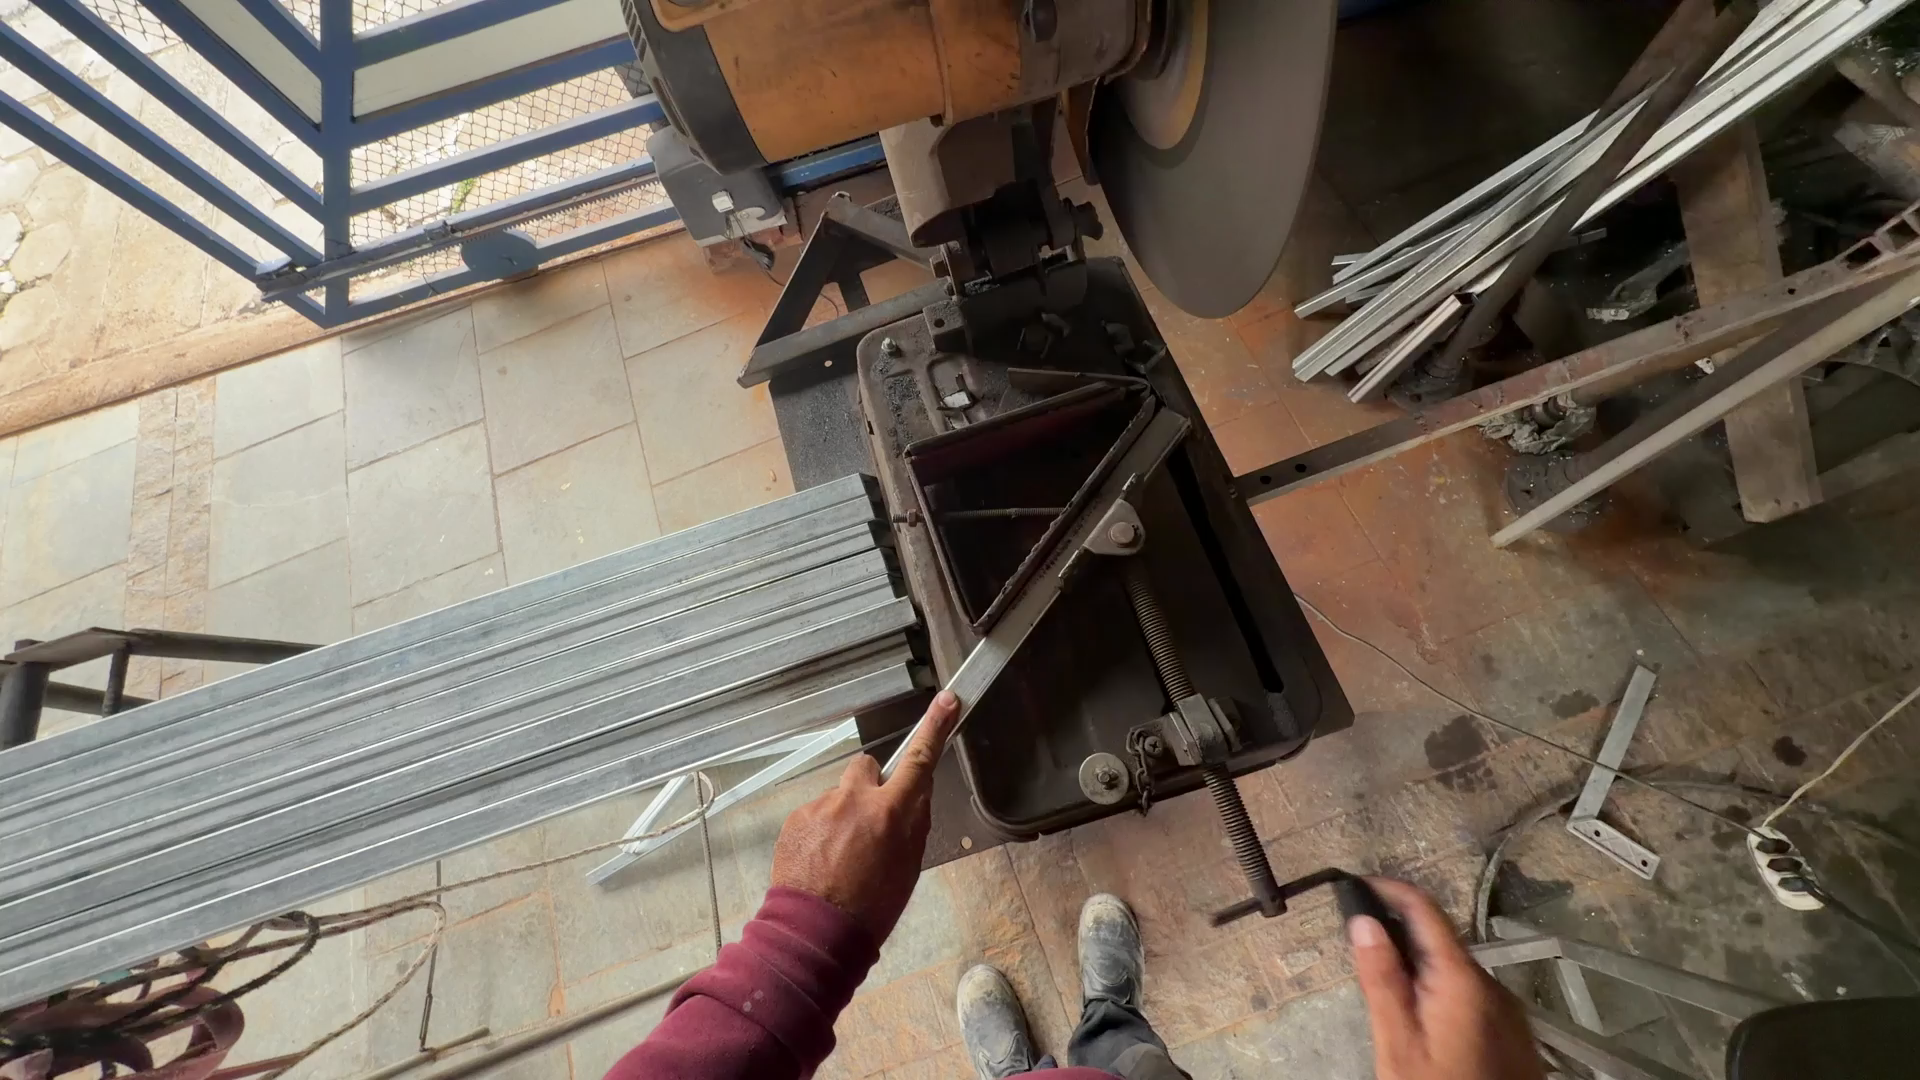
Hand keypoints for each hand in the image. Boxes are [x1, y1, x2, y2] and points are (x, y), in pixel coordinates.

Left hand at [770, 691, 962, 939]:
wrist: (813, 936)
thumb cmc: (872, 908)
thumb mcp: (909, 865)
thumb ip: (913, 822)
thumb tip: (915, 792)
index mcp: (890, 812)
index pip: (919, 759)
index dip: (934, 727)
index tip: (946, 700)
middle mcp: (854, 799)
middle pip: (866, 767)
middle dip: (870, 786)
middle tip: (868, 823)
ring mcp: (821, 806)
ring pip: (839, 794)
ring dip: (842, 814)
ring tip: (839, 856)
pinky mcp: (796, 818)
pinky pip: (816, 812)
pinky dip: (820, 829)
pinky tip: (819, 861)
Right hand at [1348, 877, 1543, 1079]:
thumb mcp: (1397, 1041)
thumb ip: (1381, 977)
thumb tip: (1362, 919)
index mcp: (1464, 980)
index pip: (1423, 908)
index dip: (1386, 889)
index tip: (1352, 888)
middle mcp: (1494, 987)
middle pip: (1438, 938)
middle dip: (1396, 935)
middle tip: (1360, 954)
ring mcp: (1511, 1013)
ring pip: (1453, 967)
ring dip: (1417, 965)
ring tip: (1387, 995)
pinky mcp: (1516, 1036)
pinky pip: (1470, 993)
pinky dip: (1439, 989)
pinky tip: (1421, 1021)